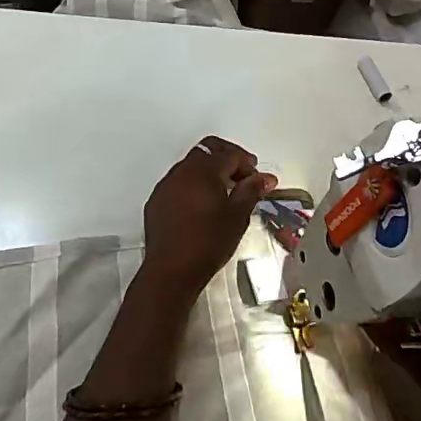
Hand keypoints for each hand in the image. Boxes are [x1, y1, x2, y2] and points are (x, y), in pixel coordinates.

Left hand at [139, 136, 276, 302]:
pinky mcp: (156, 200)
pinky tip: (202, 205)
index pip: (229, 155)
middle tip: (243, 177)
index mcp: (203, 171)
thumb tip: (263, 178)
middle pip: (207, 151)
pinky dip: (192, 185)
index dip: (247, 163)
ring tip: (225, 192)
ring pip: (190, 166)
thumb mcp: (237, 216)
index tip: (257, 177)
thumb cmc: (207, 243)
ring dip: (209, 172)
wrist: (171, 269)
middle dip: (228, 159)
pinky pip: (177, 183)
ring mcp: (165, 185)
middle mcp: (181, 172)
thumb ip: (251, 191)